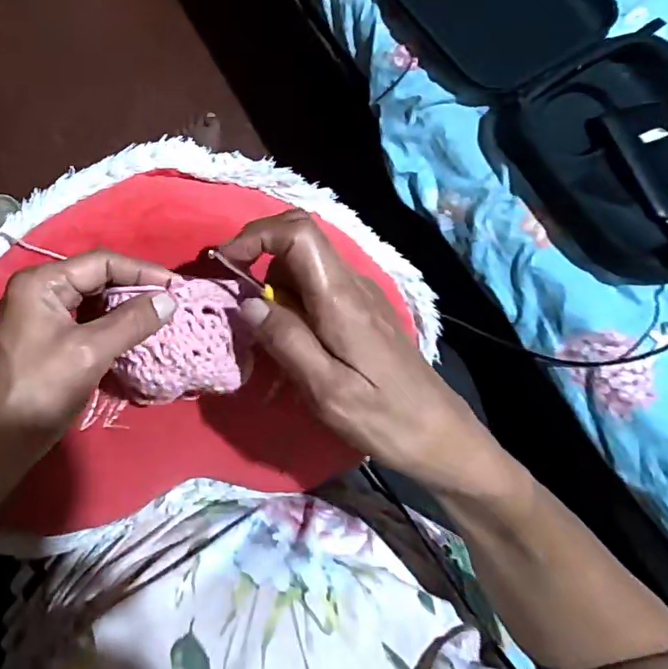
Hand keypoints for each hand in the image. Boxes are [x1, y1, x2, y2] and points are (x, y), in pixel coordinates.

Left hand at [0, 249, 179, 447]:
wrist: (2, 438)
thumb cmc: (43, 389)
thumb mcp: (91, 351)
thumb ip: (132, 321)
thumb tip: (170, 300)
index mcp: (41, 282)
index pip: (100, 262)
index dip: (141, 271)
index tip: (177, 286)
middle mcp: (37, 288)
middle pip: (95, 276)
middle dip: (135, 286)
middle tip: (171, 299)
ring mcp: (39, 312)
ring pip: (92, 298)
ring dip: (125, 305)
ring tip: (160, 312)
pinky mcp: (45, 335)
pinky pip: (85, 317)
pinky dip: (111, 322)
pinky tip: (135, 330)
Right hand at [220, 211, 518, 496]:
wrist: (442, 437)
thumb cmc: (385, 419)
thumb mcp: (327, 391)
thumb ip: (286, 341)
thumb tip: (246, 302)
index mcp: (341, 298)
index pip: (298, 232)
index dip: (255, 235)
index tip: (225, 263)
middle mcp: (352, 284)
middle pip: (299, 237)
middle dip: (258, 253)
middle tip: (235, 295)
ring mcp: (359, 294)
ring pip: (303, 263)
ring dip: (272, 284)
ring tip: (263, 333)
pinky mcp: (361, 310)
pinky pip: (315, 286)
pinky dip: (289, 299)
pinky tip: (289, 340)